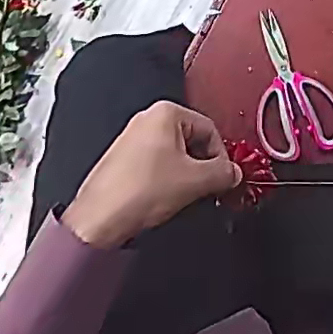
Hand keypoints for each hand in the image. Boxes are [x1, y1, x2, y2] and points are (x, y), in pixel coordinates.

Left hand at [63, 102, 240, 248]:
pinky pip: (156, 164)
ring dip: (185, 175)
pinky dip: (166, 179)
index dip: (221, 156)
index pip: (210, 129)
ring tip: (183, 196)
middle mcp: (147, 119)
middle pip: (192, 140)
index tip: (224, 177)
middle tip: (207, 188)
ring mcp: (132, 138)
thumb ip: (223, 173)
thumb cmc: (140, 192)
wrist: (98, 220)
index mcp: (165, 112)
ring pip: (175, 154)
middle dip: (203, 166)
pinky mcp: (123, 159)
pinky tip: (164, 198)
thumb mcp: (195, 181)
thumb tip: (234, 173)